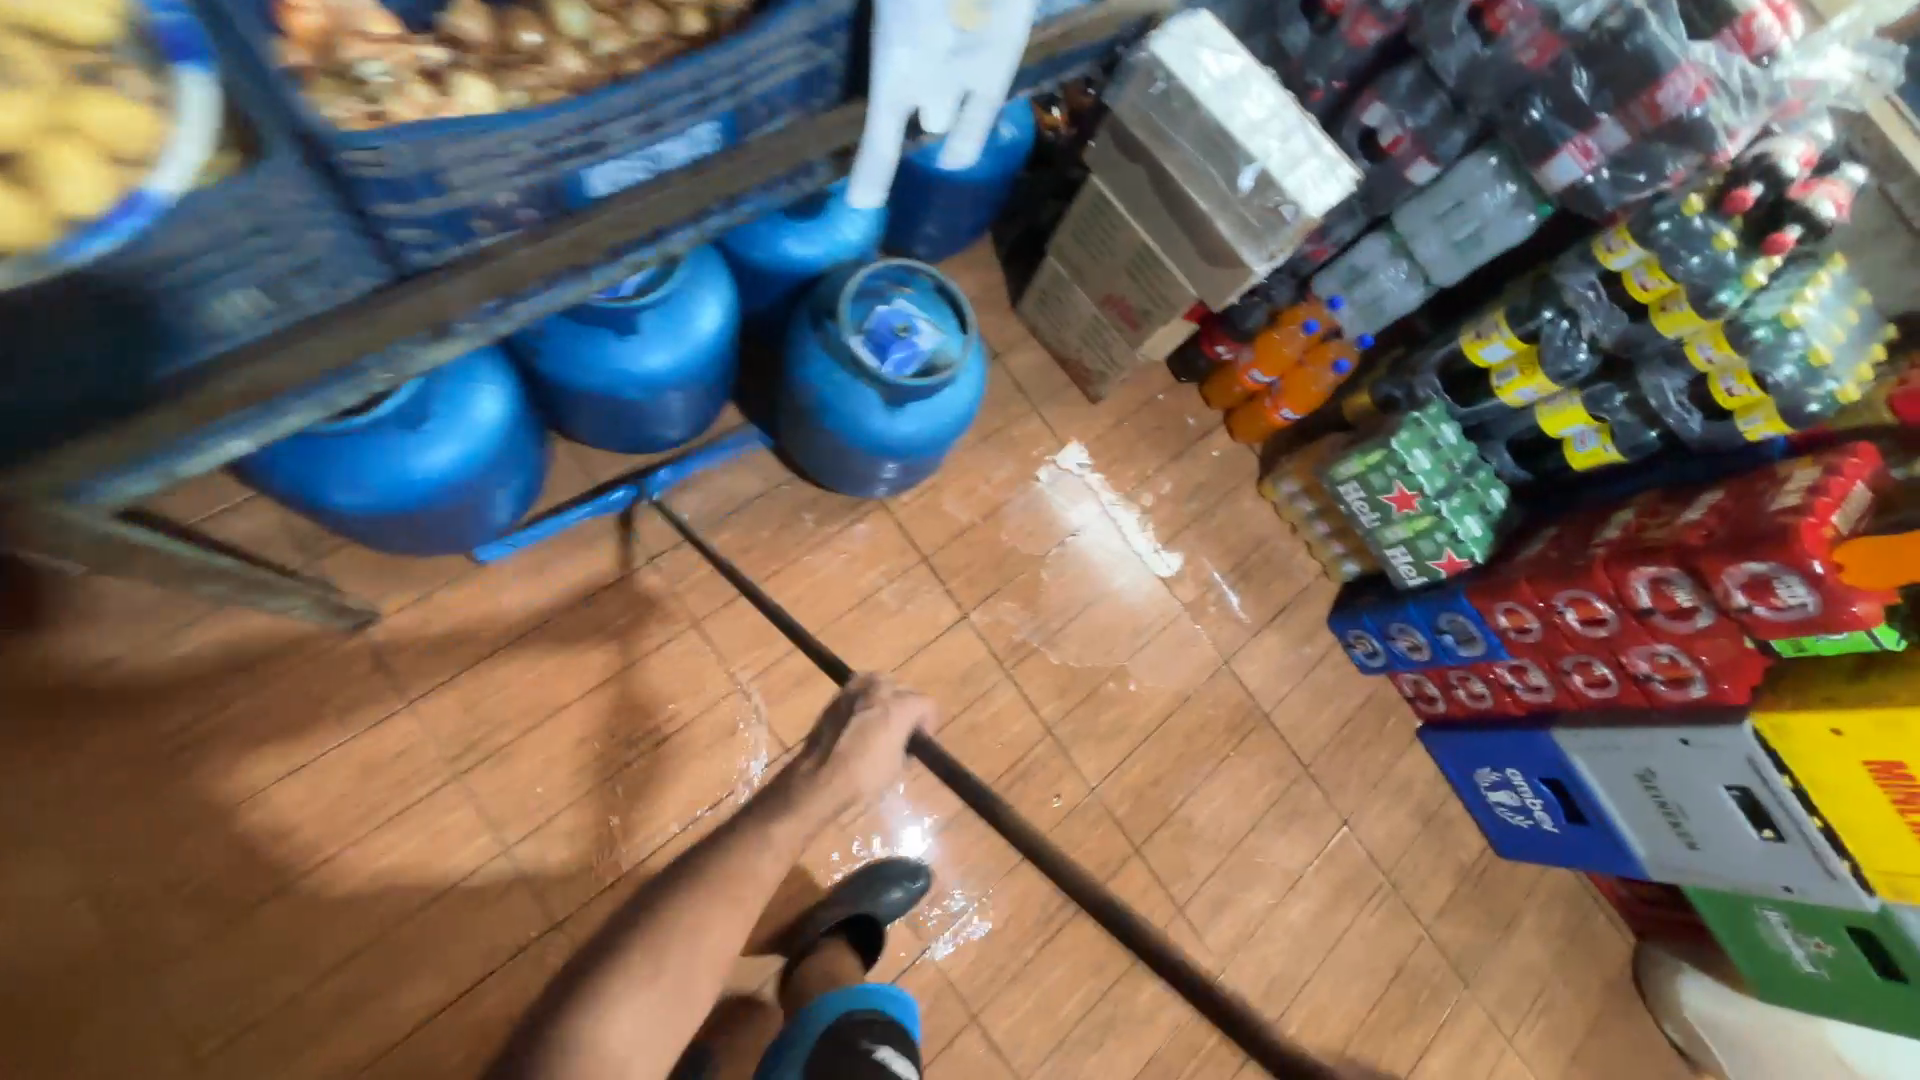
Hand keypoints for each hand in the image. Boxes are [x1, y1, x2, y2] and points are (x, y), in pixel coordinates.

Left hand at [780, 674, 934, 820]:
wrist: (819, 780)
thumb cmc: (864, 778)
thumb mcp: (897, 766)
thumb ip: (906, 745)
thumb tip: (904, 741)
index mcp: (899, 706)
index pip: (926, 703)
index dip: (928, 722)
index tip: (921, 741)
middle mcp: (878, 689)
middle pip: (904, 688)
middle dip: (908, 707)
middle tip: (903, 731)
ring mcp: (854, 690)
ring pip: (880, 682)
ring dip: (886, 697)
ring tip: (882, 720)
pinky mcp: (835, 697)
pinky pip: (859, 689)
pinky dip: (865, 699)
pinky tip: (861, 720)